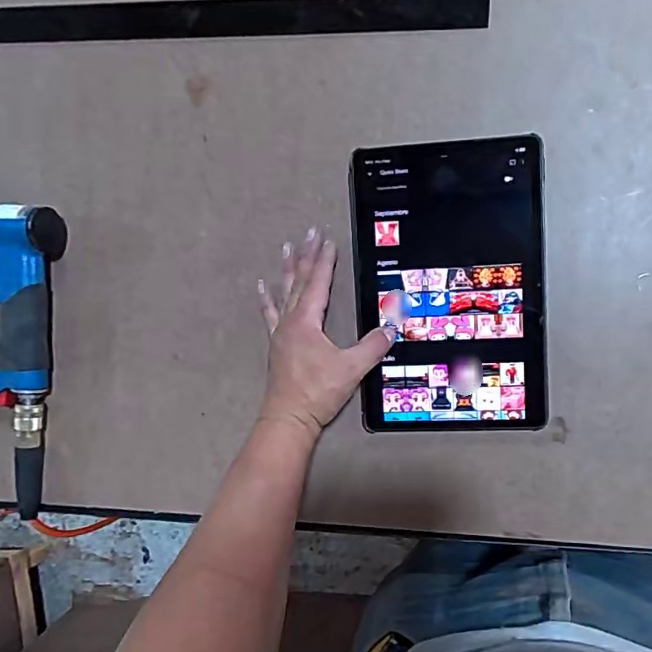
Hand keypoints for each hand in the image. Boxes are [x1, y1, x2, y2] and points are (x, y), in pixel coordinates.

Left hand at [256, 227, 393, 433]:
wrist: (288, 418)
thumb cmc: (316, 393)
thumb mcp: (351, 369)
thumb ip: (372, 347)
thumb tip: (390, 329)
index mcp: (306, 323)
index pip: (318, 284)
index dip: (325, 261)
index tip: (328, 241)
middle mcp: (290, 322)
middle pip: (299, 281)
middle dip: (306, 255)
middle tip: (309, 233)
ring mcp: (281, 333)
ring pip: (284, 292)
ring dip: (287, 269)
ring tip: (285, 248)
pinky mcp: (278, 345)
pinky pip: (270, 313)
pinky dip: (266, 298)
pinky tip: (261, 287)